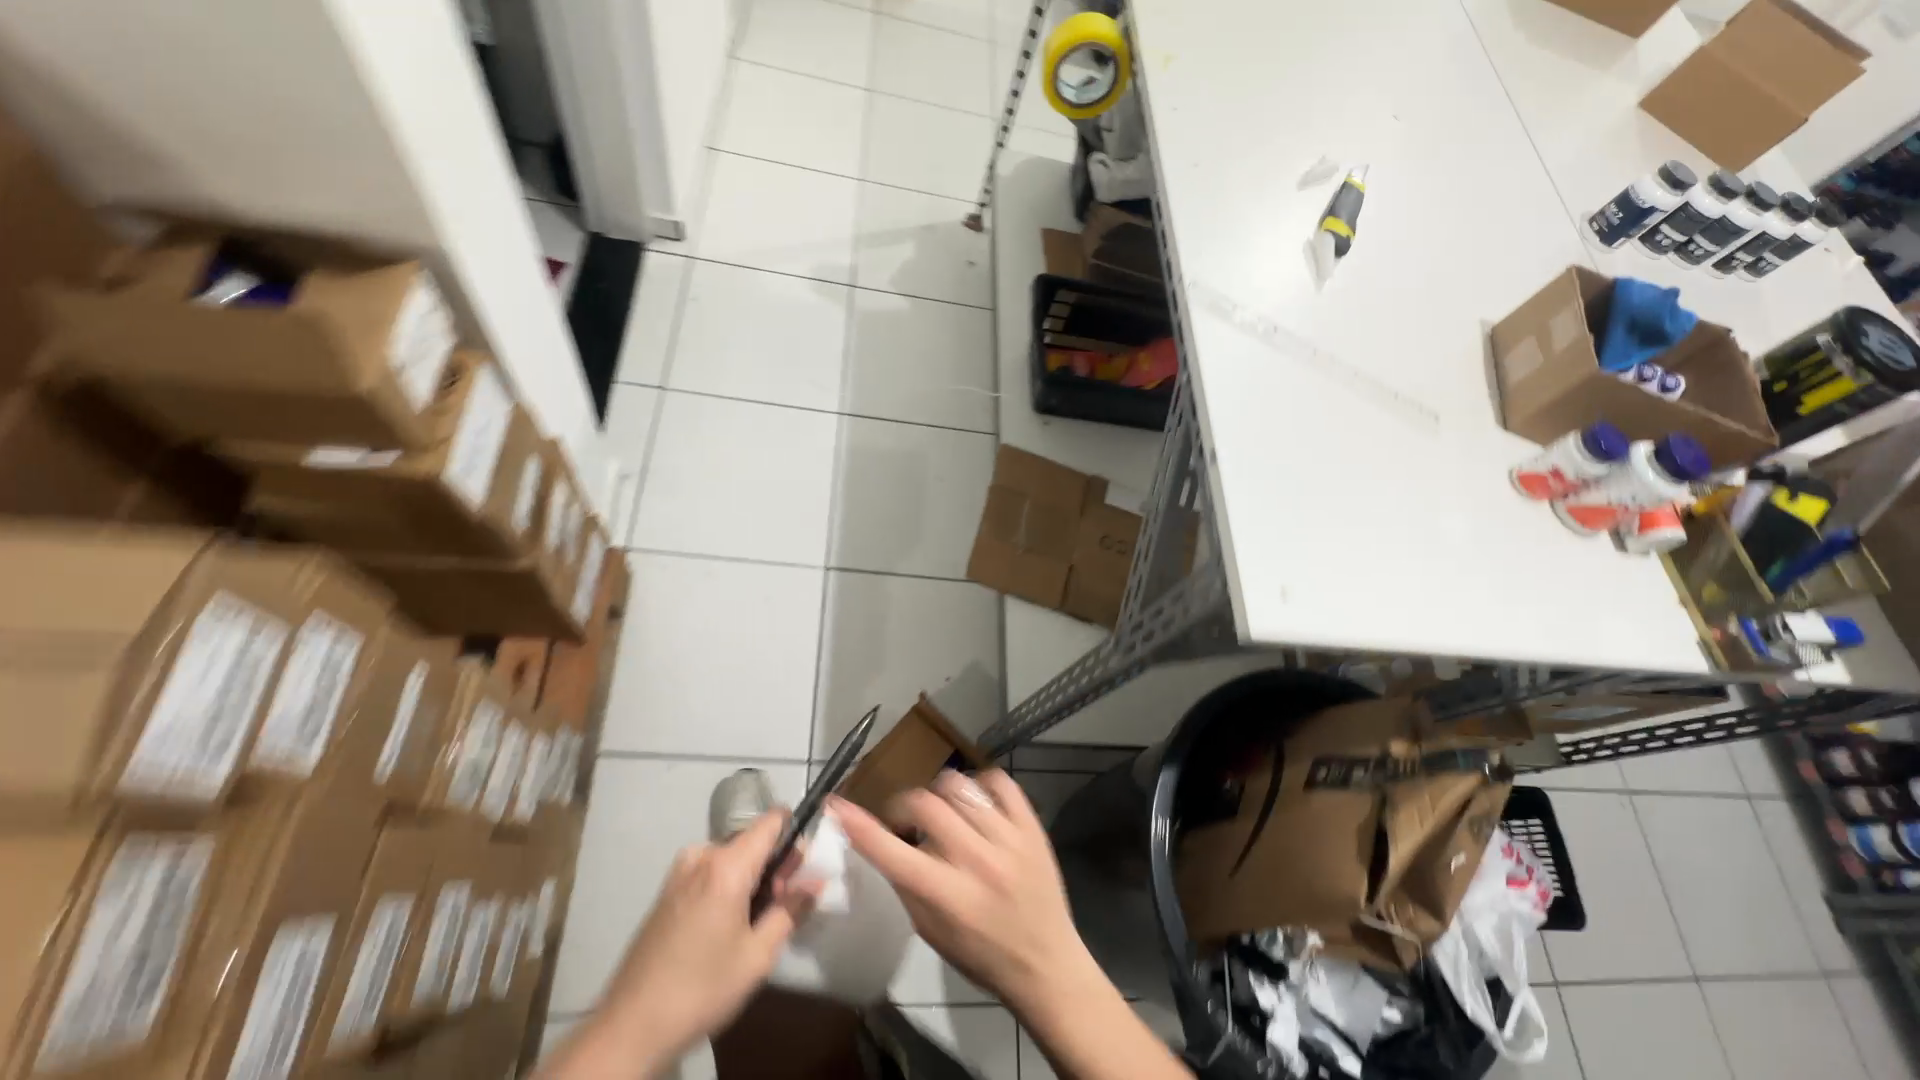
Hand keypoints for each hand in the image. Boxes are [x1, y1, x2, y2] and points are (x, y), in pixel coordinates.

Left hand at [596, 810, 818, 1069]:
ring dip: (750, 880)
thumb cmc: (702, 987)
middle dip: (774, 866)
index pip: (771, 822)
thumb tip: (816, 882)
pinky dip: (727, 888)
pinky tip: (725, 930)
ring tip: (753, 925)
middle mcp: (700, 857)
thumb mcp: (758, 955)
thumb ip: (790, 911)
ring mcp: (678, 874)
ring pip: (730, 860)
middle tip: (782, 908)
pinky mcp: (666, 893)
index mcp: (726, 865)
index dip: (796, 833)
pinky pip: (709, 874)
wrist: (632, 1025)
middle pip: (751, 843)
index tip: (804, 866)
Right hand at [830, 770, 1099, 1016]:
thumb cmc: (980, 955)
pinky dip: (980, 784)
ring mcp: (1009, 840)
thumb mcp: (930, 931)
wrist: (1045, 964)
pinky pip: (1000, 782)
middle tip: (905, 823)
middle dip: (903, 807)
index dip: (857, 825)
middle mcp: (977, 861)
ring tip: (942, 813)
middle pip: (925, 804)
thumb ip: (905, 884)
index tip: (837, 806)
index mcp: (946, 895)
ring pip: (960, 786)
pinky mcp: (1032, 828)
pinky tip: (974, 802)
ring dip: (939, 794)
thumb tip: (882, 843)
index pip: (891, 850)